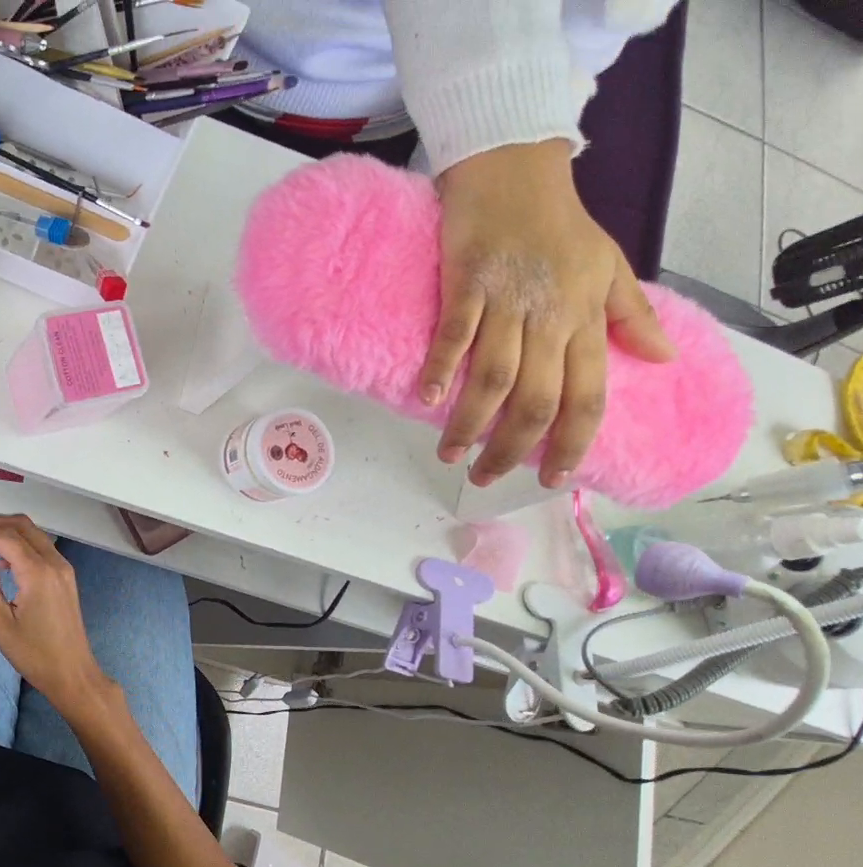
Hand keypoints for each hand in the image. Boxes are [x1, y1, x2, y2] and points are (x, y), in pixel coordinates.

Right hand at [0, 515, 118, 719]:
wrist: (73, 675)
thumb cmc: (34, 655)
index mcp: (38, 573)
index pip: (4, 538)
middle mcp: (54, 563)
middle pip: (21, 526)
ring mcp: (63, 569)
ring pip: (32, 534)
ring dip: (4, 531)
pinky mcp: (65, 577)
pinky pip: (40, 548)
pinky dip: (18, 544)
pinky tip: (1, 561)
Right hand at [423, 140, 675, 489]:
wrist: (515, 171)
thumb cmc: (558, 222)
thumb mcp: (609, 266)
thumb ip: (630, 315)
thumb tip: (659, 359)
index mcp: (585, 317)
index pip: (586, 394)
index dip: (571, 441)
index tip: (552, 478)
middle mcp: (551, 316)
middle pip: (535, 398)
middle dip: (512, 447)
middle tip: (487, 478)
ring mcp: (507, 301)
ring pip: (492, 377)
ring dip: (468, 423)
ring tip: (449, 454)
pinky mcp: (467, 283)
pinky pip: (454, 334)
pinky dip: (439, 368)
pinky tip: (424, 398)